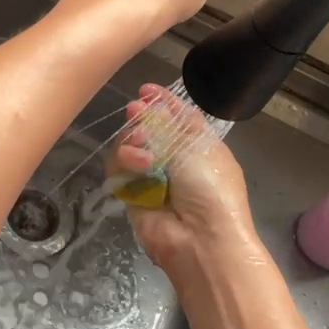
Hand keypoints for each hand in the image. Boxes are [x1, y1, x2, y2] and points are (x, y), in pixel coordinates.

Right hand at [114, 85, 260, 281]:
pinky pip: (118, 168)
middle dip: (142, 118)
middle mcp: (175, 161)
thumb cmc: (211, 189)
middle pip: (148, 128)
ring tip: (143, 149)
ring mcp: (151, 177)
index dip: (162, 103)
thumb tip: (144, 105)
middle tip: (135, 112)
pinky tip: (139, 166)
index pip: (178, 118)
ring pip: (129, 145)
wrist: (201, 239)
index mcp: (200, 148)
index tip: (146, 90)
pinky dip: (125, 162)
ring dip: (134, 141)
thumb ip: (170, 125)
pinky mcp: (131, 193)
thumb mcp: (198, 148)